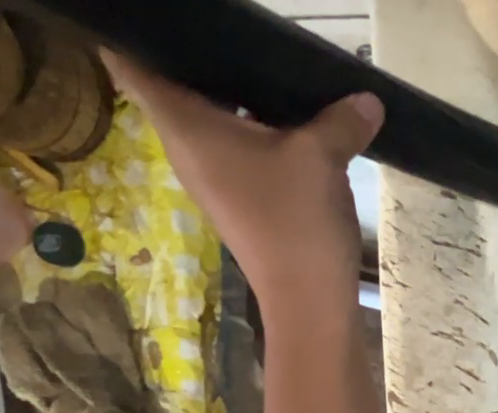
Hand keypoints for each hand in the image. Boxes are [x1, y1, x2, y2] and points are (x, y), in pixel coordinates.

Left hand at [100, 51, 381, 308]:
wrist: (308, 299)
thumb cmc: (295, 221)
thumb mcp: (320, 158)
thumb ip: (341, 122)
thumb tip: (368, 99)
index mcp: (184, 125)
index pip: (129, 61)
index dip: (143, 35)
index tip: (174, 23)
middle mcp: (186, 147)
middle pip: (175, 88)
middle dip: (202, 62)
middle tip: (239, 39)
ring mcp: (212, 178)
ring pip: (211, 121)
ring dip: (235, 100)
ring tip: (271, 77)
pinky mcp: (241, 200)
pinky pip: (237, 149)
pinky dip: (255, 132)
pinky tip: (291, 127)